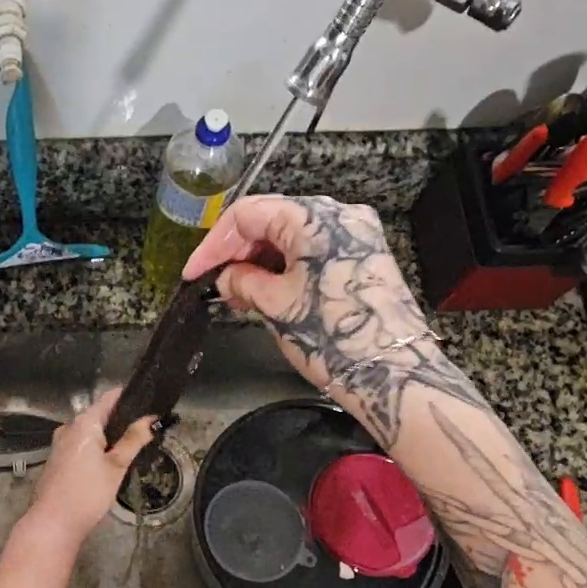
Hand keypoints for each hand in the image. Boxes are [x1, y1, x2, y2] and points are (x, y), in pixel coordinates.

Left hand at [25, 388, 154, 546]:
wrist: (53, 522)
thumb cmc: (87, 493)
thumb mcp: (116, 466)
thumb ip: (133, 440)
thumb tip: (150, 419)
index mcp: (83, 423)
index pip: (109, 398)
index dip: (130, 397)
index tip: (150, 402)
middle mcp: (69, 427)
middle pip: (100, 415)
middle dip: (122, 421)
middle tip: (147, 430)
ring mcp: (61, 443)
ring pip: (91, 432)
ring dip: (110, 436)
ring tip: (134, 446)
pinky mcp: (58, 458)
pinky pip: (82, 444)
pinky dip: (97, 447)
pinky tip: (110, 461)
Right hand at [182, 195, 433, 393]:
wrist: (392, 374)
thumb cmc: (333, 338)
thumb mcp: (275, 306)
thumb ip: (242, 282)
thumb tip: (225, 276)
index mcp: (316, 219)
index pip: (247, 214)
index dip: (213, 243)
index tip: (194, 272)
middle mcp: (340, 216)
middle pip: (270, 219)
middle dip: (236, 251)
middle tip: (212, 283)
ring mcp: (355, 236)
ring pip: (291, 236)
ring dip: (258, 261)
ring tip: (235, 294)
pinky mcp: (362, 258)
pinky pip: (311, 251)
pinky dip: (283, 267)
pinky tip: (263, 292)